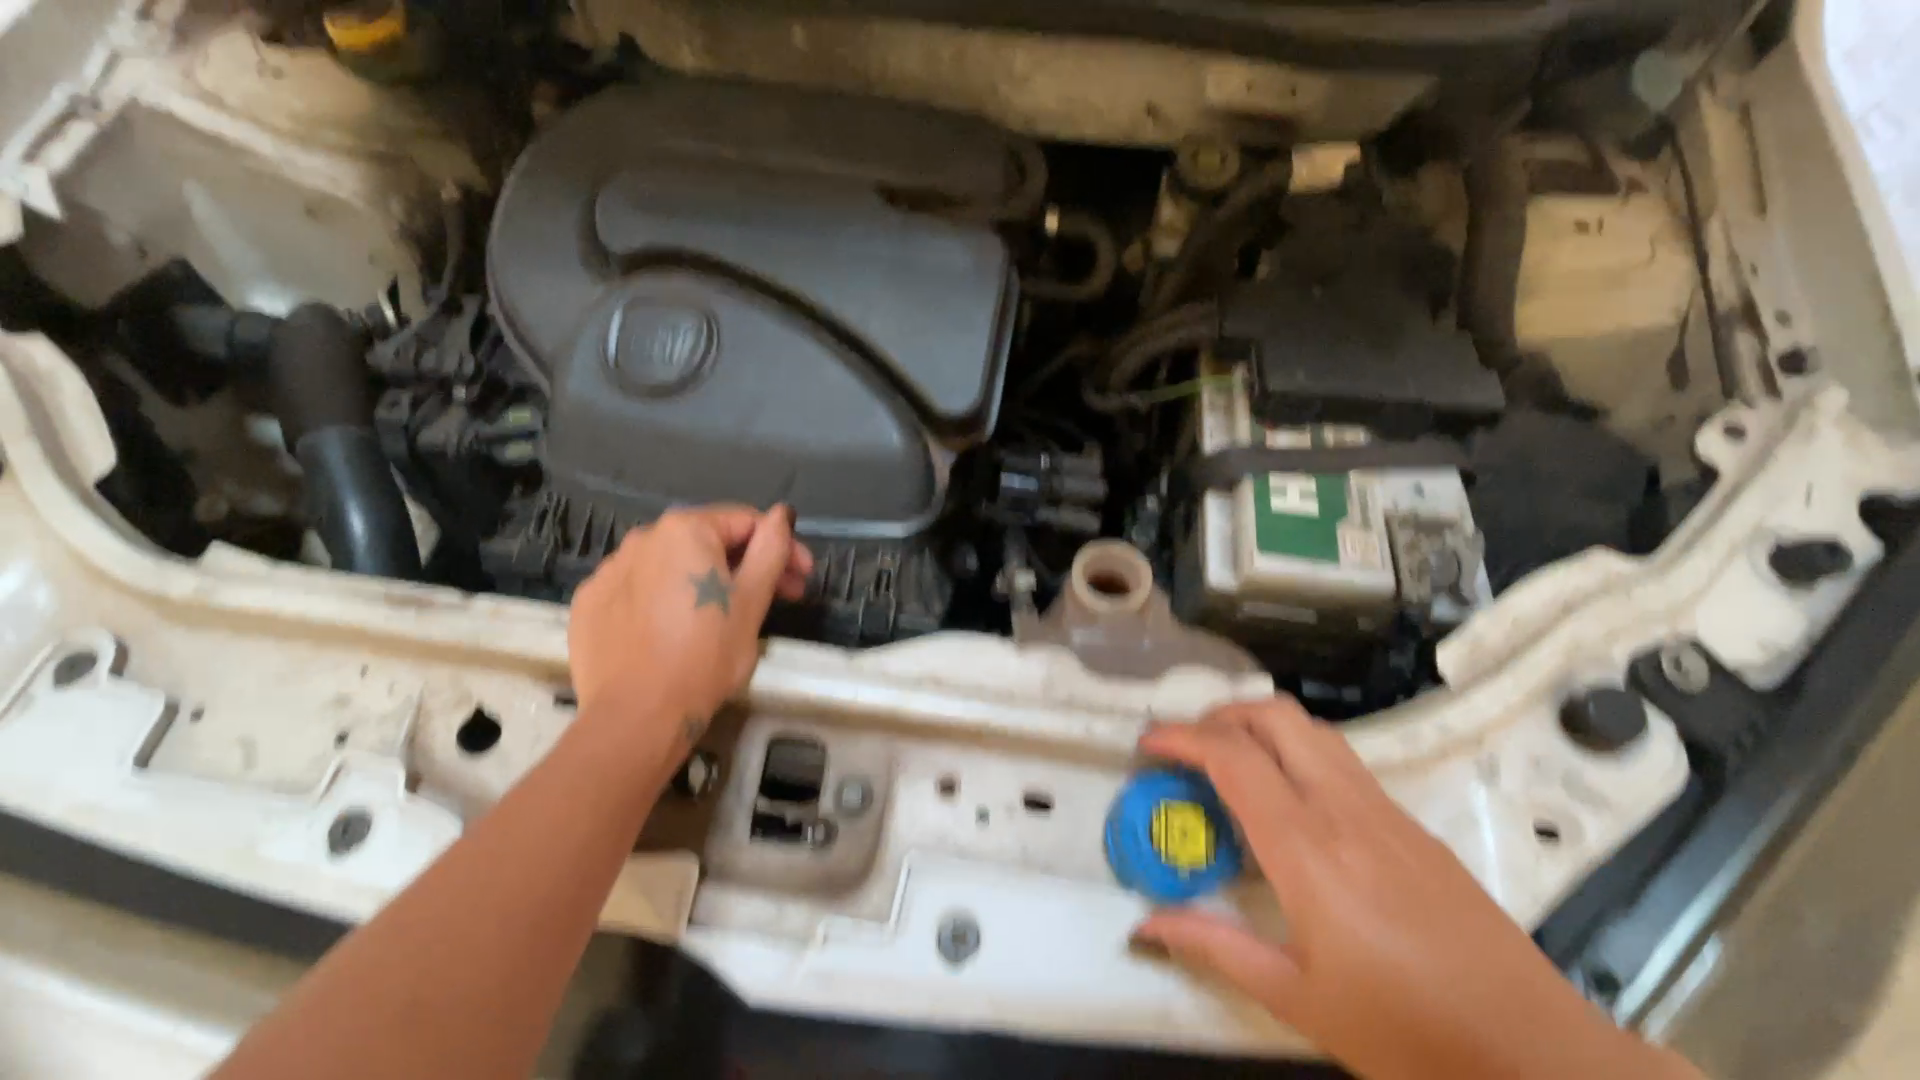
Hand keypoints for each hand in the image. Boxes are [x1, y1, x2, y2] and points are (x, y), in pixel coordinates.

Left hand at [567, 504, 812, 755]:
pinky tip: (674, 631)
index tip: (801, 581)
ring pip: (670, 565)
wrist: (635, 715)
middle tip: (776, 599)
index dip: (782, 548)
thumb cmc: (705, 655)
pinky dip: (662, 600)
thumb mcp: (752, 603)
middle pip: (706, 541)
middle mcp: (642, 538)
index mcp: (686, 530)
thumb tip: (781, 514)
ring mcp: (609, 570)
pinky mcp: (589, 604)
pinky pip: (638, 590)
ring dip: (703, 581)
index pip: (745, 522)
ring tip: (722, 618)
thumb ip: (771, 549)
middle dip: (745, 565)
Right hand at [1131, 699, 1699, 1079]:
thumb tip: (1145, 925)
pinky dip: (1299, 755)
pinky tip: (1290, 805)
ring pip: (1316, 732)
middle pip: (1278, 718)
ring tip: (1230, 762)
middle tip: (1187, 746)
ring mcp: (1387, 814)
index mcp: (1307, 849)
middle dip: (1222, 715)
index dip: (1182, 738)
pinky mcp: (1414, 828)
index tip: (1147, 743)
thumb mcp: (1295, 998)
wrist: (1532, 1051)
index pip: (1233, 759)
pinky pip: (1344, 763)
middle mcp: (1346, 811)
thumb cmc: (1404, 1031)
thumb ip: (1214, 948)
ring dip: (1263, 727)